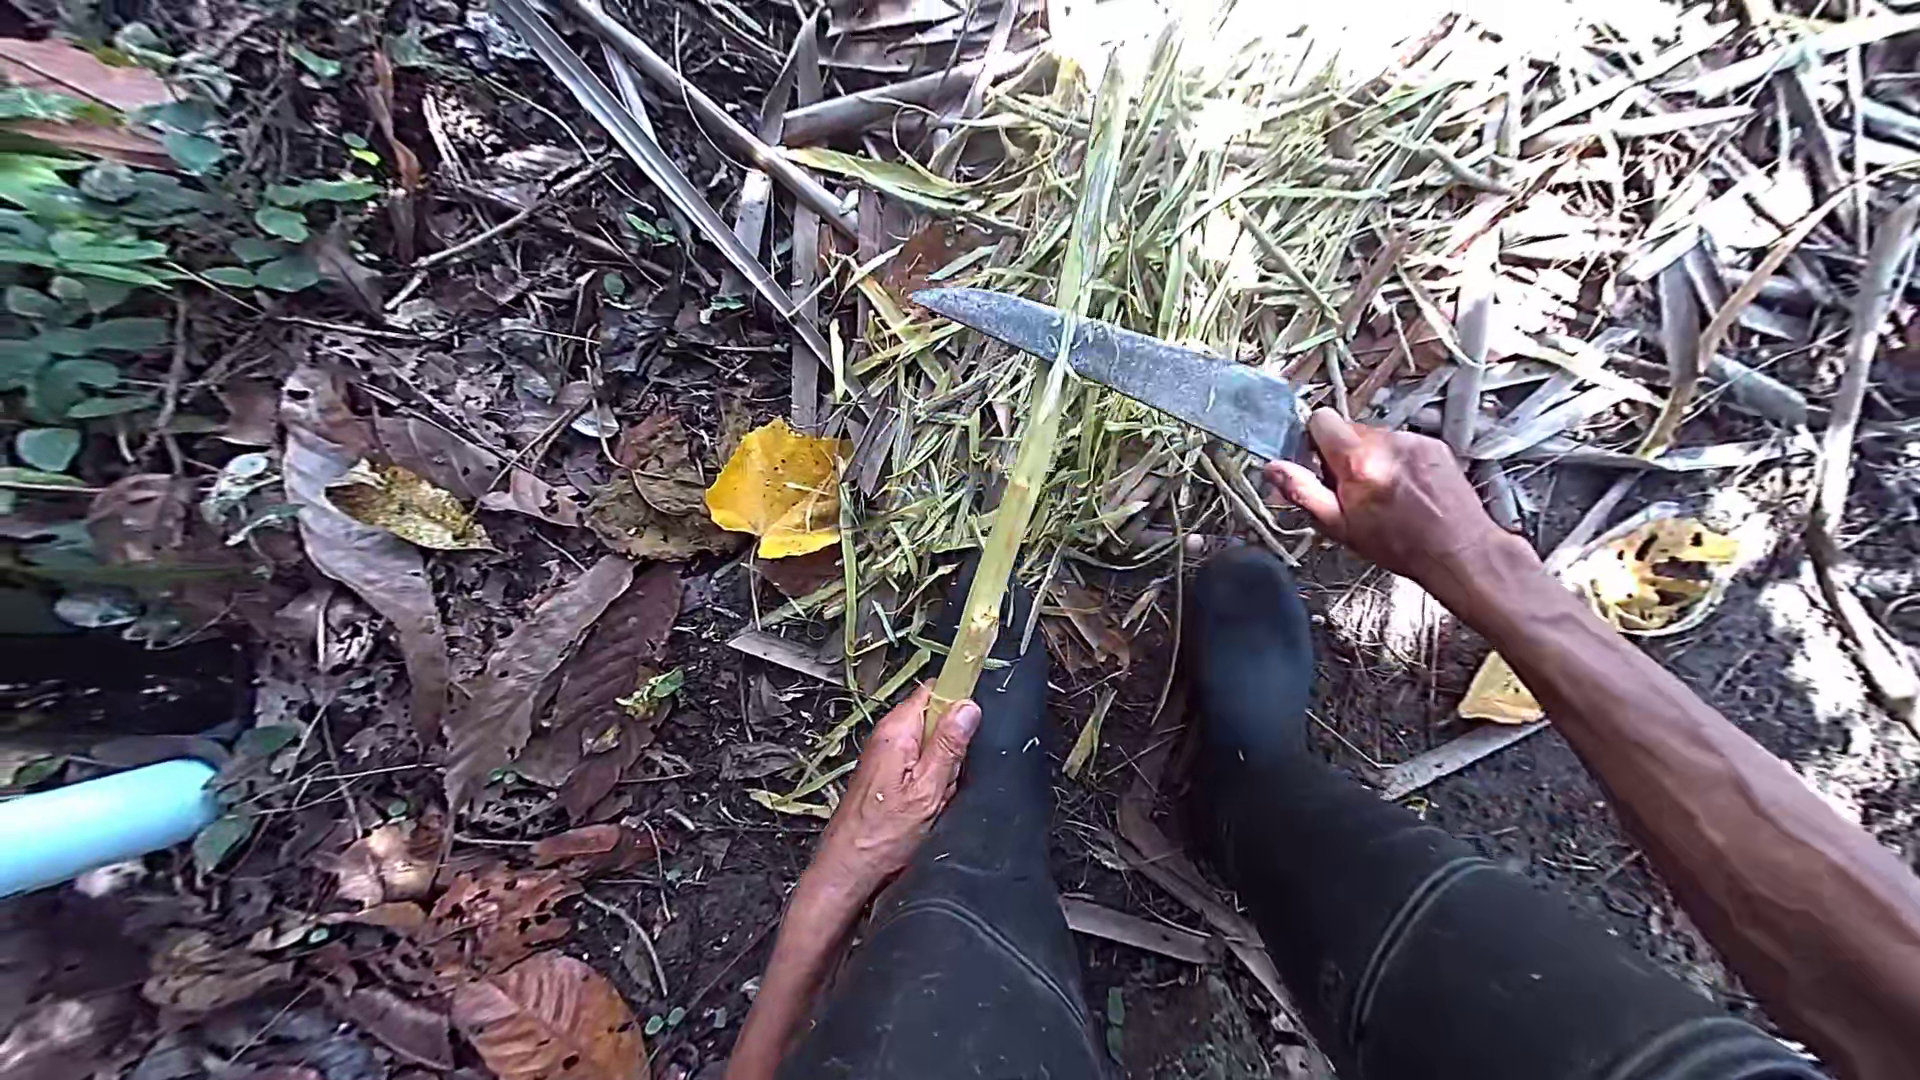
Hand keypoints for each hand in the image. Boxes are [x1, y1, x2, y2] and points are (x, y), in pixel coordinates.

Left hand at [812, 683, 980, 896]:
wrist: (848, 868)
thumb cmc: (879, 835)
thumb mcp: (927, 790)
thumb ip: (949, 745)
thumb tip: (968, 707)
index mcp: (898, 730)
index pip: (936, 689)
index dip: (959, 700)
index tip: (972, 723)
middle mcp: (889, 734)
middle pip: (937, 719)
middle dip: (952, 745)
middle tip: (947, 777)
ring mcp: (887, 752)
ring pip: (932, 744)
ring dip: (942, 768)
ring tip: (934, 796)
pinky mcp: (887, 770)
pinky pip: (921, 764)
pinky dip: (930, 782)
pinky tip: (926, 805)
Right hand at [1266, 408, 1509, 582]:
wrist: (1458, 550)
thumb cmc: (1398, 544)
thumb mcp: (1337, 525)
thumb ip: (1301, 491)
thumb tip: (1272, 468)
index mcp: (1358, 461)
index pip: (1321, 419)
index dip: (1312, 441)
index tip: (1316, 465)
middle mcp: (1387, 442)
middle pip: (1346, 429)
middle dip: (1339, 454)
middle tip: (1347, 489)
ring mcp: (1414, 441)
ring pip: (1372, 436)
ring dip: (1366, 458)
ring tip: (1378, 492)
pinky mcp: (1434, 444)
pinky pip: (1397, 443)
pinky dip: (1391, 460)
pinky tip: (1400, 488)